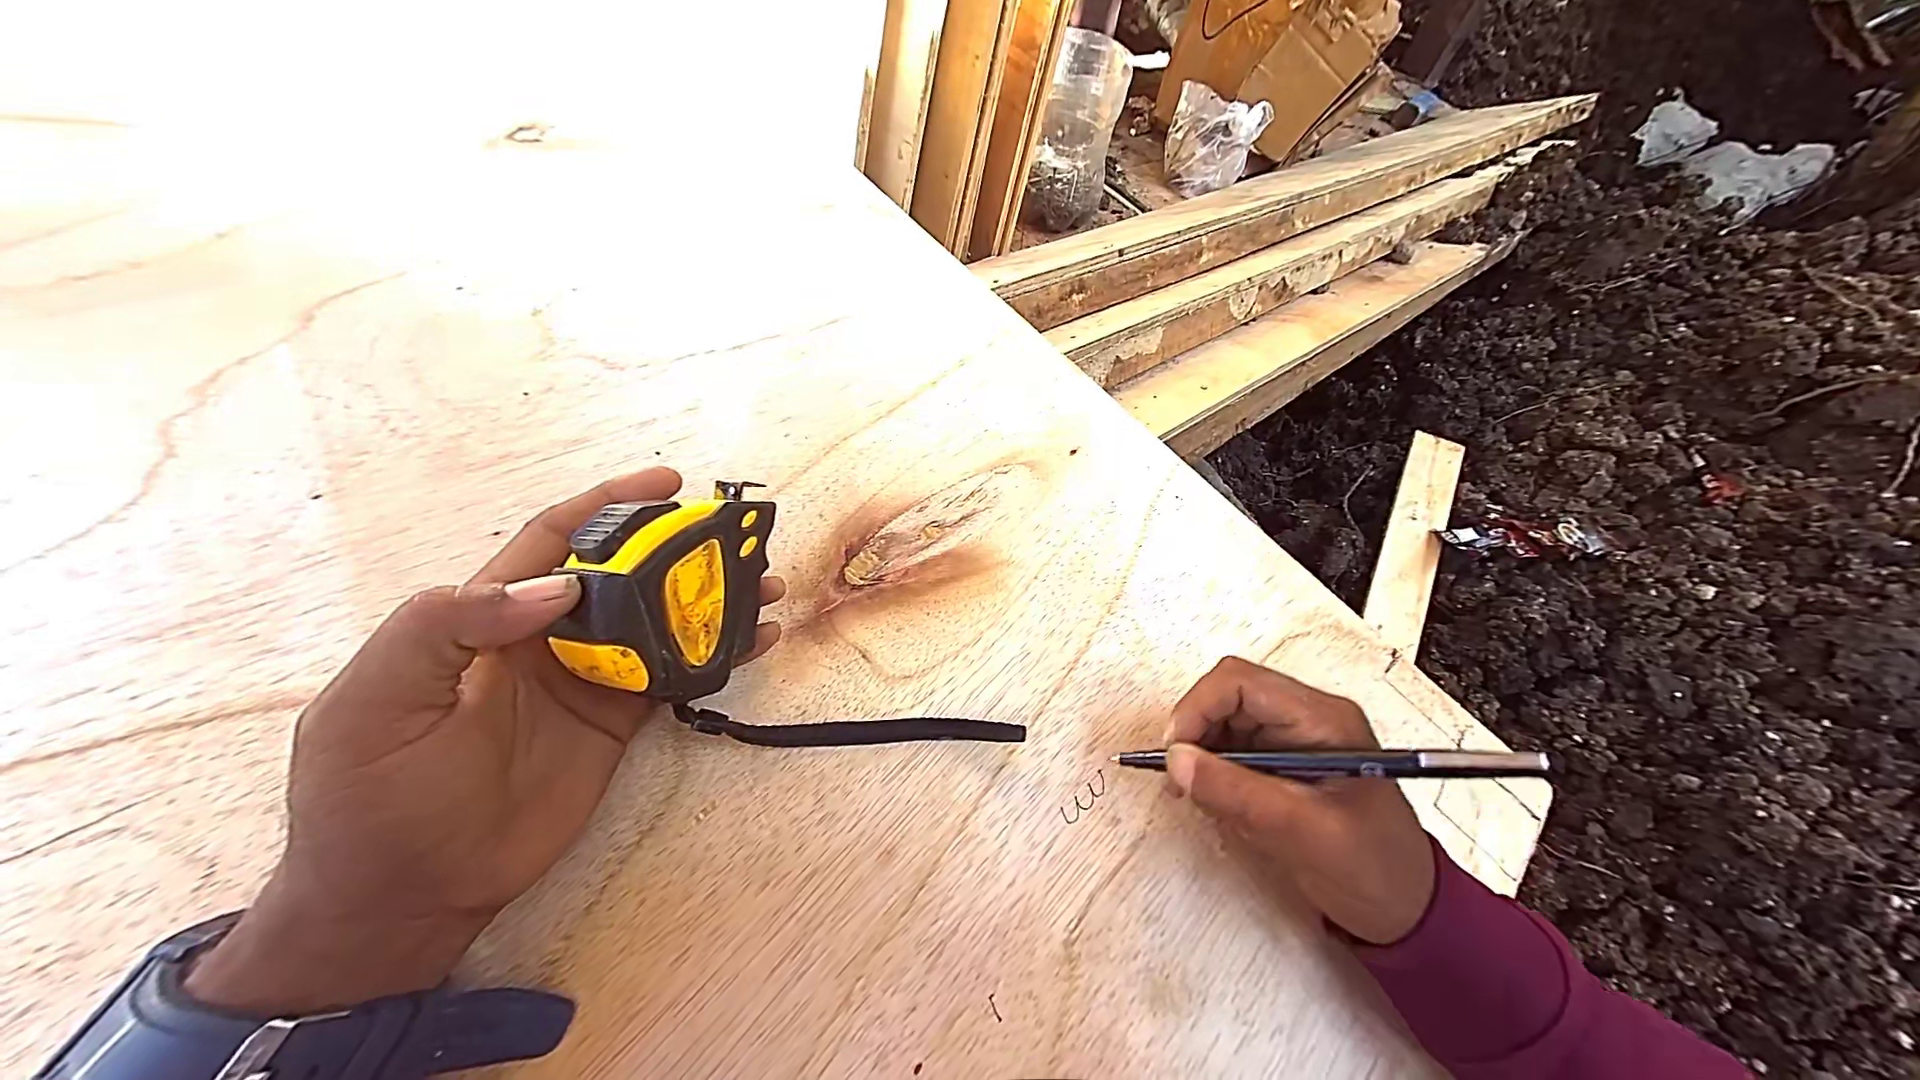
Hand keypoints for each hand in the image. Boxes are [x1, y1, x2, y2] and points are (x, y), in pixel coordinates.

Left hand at [188, 468, 783, 1013]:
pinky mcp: (622, 717)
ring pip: (662, 619)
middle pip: (628, 572)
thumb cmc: (374, 792)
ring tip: (764, 584)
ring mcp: (592, 676)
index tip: (667, 484)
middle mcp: (552, 634)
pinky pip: (678, 673)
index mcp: (493, 612)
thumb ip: (448, 626)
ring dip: (713, 598)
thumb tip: (556, 586)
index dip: (610, 503)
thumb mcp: (379, 701)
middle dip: (681, 546)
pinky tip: (759, 639)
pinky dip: (720, 653)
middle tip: (737, 534)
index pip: (558, 539)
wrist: (410, 891)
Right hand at [1164, 657, 1435, 945]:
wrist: (1410, 912)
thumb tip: (1176, 760)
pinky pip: (1227, 748)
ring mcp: (1290, 738)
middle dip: (1195, 733)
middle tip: (1179, 777)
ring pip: (1221, 722)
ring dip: (1200, 755)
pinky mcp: (1278, 760)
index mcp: (1322, 719)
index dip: (1197, 707)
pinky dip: (1211, 772)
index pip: (1239, 682)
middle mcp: (1304, 718)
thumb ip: (1237, 793)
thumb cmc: (1376, 871)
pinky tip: (1218, 803)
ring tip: (1199, 796)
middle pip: (1225, 697)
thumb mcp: (1303, 832)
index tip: (1175, 751)